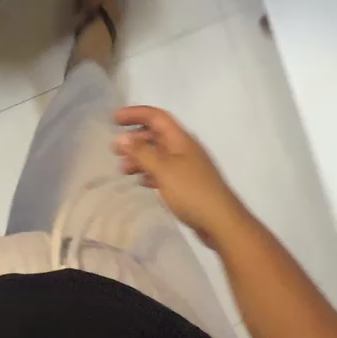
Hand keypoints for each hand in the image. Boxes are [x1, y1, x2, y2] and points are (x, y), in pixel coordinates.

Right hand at [113, 106, 251, 247]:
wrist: (222, 223)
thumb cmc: (191, 191)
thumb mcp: (163, 170)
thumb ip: (141, 153)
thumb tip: (121, 137)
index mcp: (180, 138)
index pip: (156, 116)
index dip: (135, 114)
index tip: (114, 119)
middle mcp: (184, 148)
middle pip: (156, 134)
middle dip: (135, 138)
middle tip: (114, 149)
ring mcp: (187, 166)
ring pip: (159, 154)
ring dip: (140, 157)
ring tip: (123, 169)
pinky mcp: (187, 184)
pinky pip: (164, 171)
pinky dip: (150, 172)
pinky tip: (141, 182)